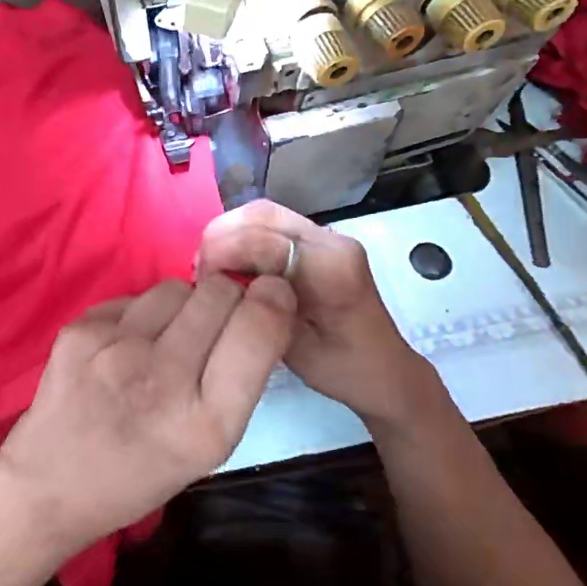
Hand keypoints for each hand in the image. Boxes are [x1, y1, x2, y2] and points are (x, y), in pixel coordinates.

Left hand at [0, 275, 295, 555]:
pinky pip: (134, 296)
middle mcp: (161, 378)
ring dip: (184, 305)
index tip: (270, 299)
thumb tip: (264, 308)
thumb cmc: (140, 474)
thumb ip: (240, 381)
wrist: (51, 485)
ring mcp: (114, 349)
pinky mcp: (79, 330)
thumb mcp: (210, 449)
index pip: (257, 328)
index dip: (272, 303)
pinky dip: (142, 314)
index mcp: (206, 423)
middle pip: (218, 293)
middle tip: (213, 328)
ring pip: (176, 286)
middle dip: (228, 301)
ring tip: (167, 340)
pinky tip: (127, 346)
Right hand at [194, 200, 449, 431]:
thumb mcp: (292, 348)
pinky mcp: (320, 240)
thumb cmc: (343, 370)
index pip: (265, 241)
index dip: (224, 252)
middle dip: (221, 235)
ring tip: (211, 267)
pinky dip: (244, 237)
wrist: (387, 372)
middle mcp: (333, 241)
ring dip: (230, 233)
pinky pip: (272, 225)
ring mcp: (328, 236)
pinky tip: (231, 264)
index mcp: (332, 269)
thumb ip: (258, 309)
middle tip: (199, 269)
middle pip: (262, 214)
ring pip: (264, 213)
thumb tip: (216, 282)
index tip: (200, 278)